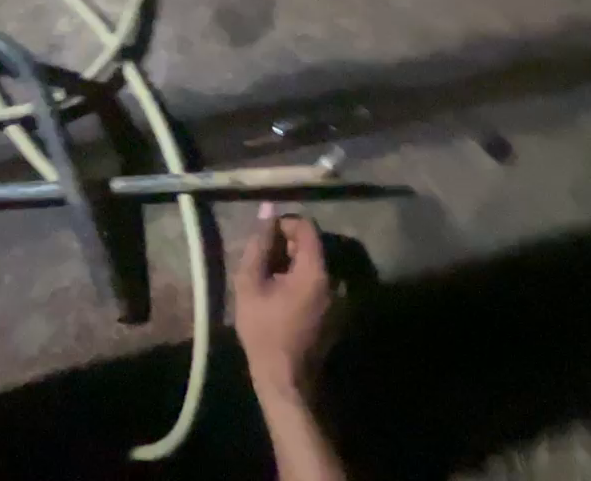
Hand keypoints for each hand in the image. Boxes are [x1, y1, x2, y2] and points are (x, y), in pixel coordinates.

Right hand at [233, 204, 331, 397]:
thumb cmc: (263, 330)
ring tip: (270, 280)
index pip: (306, 226)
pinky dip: (302, 279)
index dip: (283, 224)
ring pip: (316, 263)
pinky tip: (283, 296)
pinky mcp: (338, 312)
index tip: (264, 239)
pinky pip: (321, 281)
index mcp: (316, 270)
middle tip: (263, 262)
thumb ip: (259, 243)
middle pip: (313, 244)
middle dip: (286, 245)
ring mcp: (341, 297)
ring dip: (293, 263)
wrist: (285, 380)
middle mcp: (336, 279)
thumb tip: (267, 210)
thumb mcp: (250, 283)